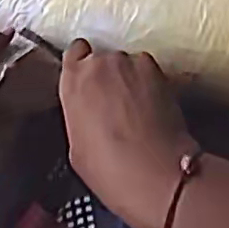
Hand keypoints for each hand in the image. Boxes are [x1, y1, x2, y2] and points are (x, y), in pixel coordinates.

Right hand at [58, 38, 196, 227]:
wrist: (155, 174)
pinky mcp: (152, 67)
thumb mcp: (76, 147)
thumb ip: (77, 113)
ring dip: (128, 78)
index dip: (82, 65)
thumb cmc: (111, 170)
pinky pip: (145, 68)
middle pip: (101, 59)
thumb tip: (88, 109)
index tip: (89, 81)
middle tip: (116, 103)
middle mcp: (97, 63)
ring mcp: (126, 62)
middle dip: (107, 77)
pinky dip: (148, 81)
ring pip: (125, 63)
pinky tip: (153, 105)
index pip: (74, 53)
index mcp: (73, 81)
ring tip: (138, 108)